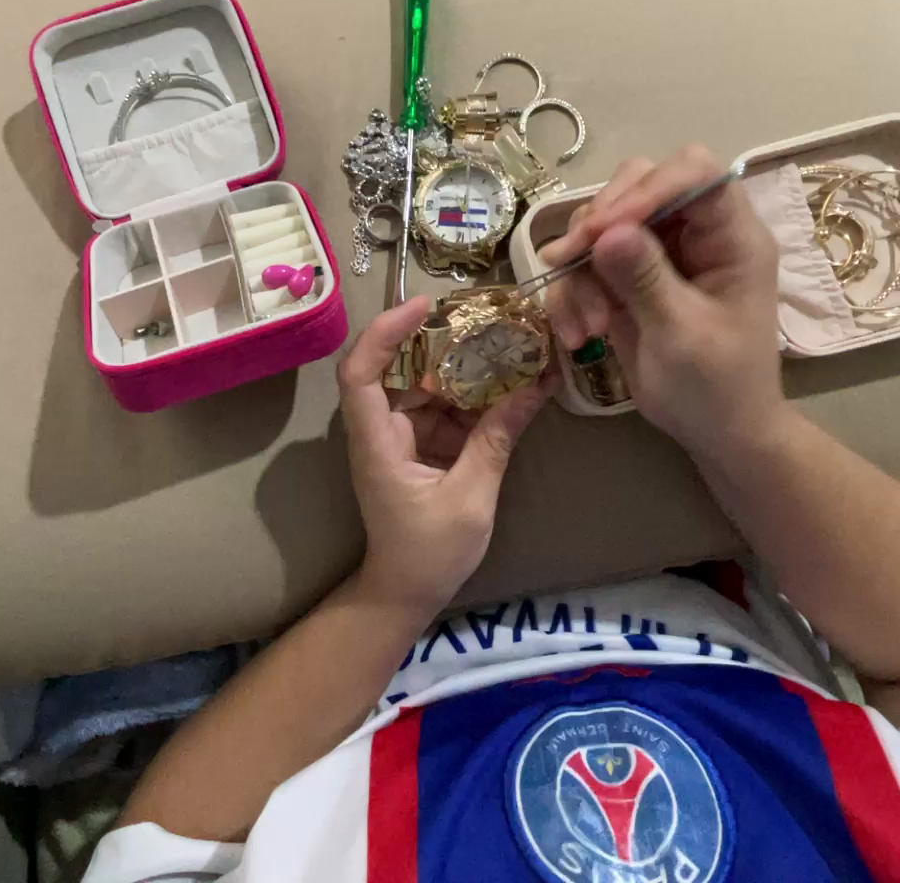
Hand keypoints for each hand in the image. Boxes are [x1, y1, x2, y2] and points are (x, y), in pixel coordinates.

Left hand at [337, 298, 550, 613]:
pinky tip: (503, 385)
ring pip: (422, 385)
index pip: (360, 374)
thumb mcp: (472, 497)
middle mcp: (379, 431)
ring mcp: (396, 436)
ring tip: (503, 345)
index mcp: (376, 443)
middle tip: (483, 319)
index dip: (383, 332)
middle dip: (436, 342)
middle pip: (395, 369)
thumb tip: (538, 384)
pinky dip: (467, 397)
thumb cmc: (429, 553)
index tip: (423, 306)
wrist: (406, 592)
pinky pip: (438, 408)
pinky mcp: (415, 445)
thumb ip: (498, 438)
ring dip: (459, 368)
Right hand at [537, 146, 785, 457]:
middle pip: (637, 186)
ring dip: (578, 273)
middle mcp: (694, 233)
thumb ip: (645, 279)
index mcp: (731, 237)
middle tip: (567, 261)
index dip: (646, 189)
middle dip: (596, 225)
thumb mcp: (681, 334)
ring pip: (601, 226)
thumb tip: (606, 233)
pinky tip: (577, 335)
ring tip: (583, 328)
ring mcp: (658, 254)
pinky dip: (571, 296)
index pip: (694, 173)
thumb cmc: (716, 387)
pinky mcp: (626, 278)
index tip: (601, 230)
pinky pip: (585, 264)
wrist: (713, 430)